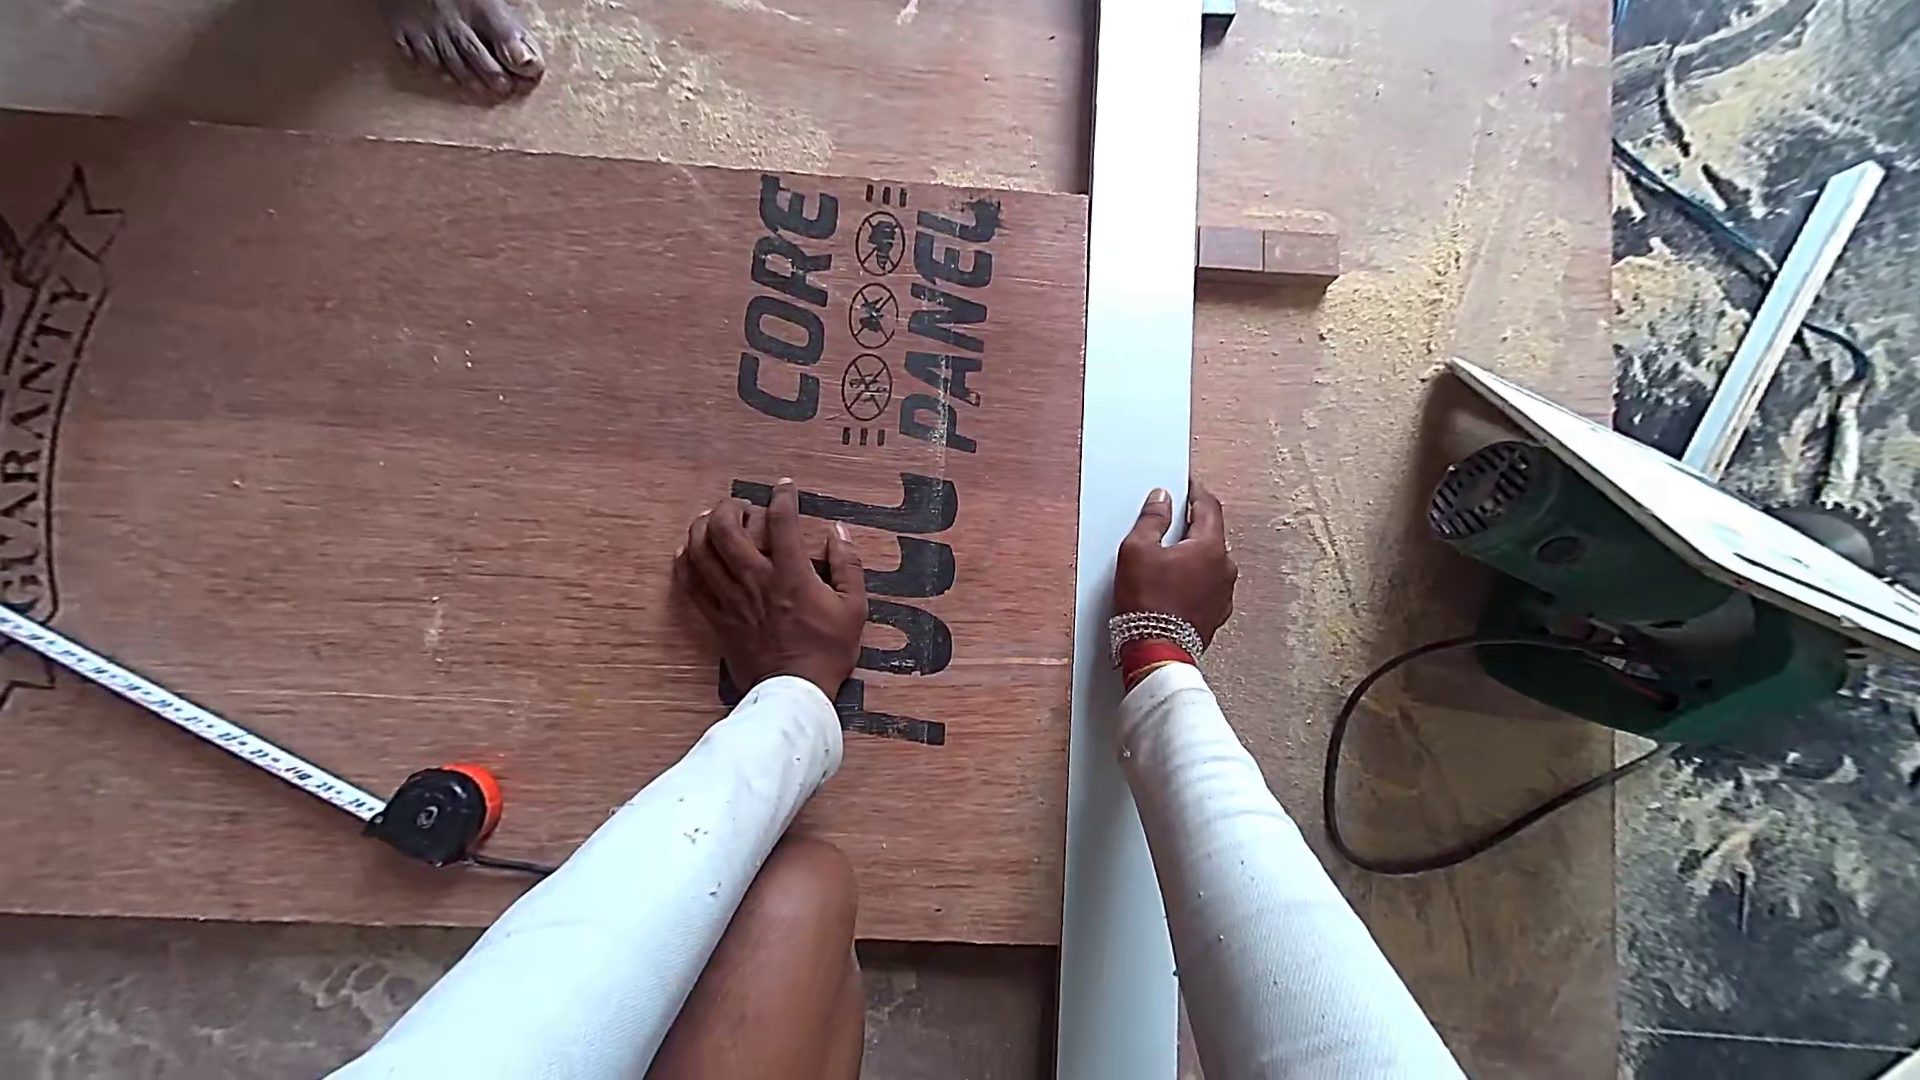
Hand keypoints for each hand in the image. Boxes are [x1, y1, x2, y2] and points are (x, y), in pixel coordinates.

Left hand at [673, 478, 867, 697]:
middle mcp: (756, 581)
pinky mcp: (717, 619)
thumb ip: (847, 566)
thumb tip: (838, 533)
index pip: (781, 522)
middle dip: (729, 507)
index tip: (785, 487)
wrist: (795, 692)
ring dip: (702, 527)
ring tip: (711, 519)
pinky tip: (690, 551)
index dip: (782, 498)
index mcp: (791, 575)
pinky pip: (690, 585)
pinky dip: (686, 562)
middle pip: (725, 529)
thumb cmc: (828, 650)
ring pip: (701, 552)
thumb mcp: (854, 607)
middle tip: (740, 505)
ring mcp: (731, 600)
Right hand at [1113, 479, 1236, 645]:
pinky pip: (1205, 582)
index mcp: (1210, 547)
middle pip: (1209, 533)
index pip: (1208, 506)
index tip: (1187, 482)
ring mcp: (1223, 592)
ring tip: (1163, 557)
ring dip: (1190, 552)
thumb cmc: (1147, 602)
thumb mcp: (1137, 550)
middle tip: (1168, 519)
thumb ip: (1152, 519)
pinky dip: (1191, 576)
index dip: (1195, 490)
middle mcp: (1224, 567)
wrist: (1155, 649)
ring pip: (1208, 560)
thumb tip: (1161, 499)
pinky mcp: (1216, 611)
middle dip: (1190, 523)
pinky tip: (1170, 582)